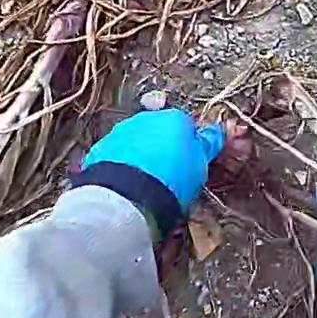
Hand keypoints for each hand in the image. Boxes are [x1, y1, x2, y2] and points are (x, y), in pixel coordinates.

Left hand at [82, 108, 226, 210]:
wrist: (129, 198)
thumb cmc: (172, 180)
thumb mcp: (201, 165)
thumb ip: (207, 145)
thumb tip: (215, 133)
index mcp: (175, 119)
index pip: (187, 125)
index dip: (190, 145)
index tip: (191, 162)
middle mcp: (146, 119)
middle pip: (160, 130)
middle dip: (165, 147)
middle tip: (171, 174)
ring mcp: (121, 133)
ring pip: (137, 141)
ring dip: (143, 156)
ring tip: (149, 183)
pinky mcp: (101, 149)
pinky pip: (117, 155)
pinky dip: (123, 166)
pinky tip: (130, 185)